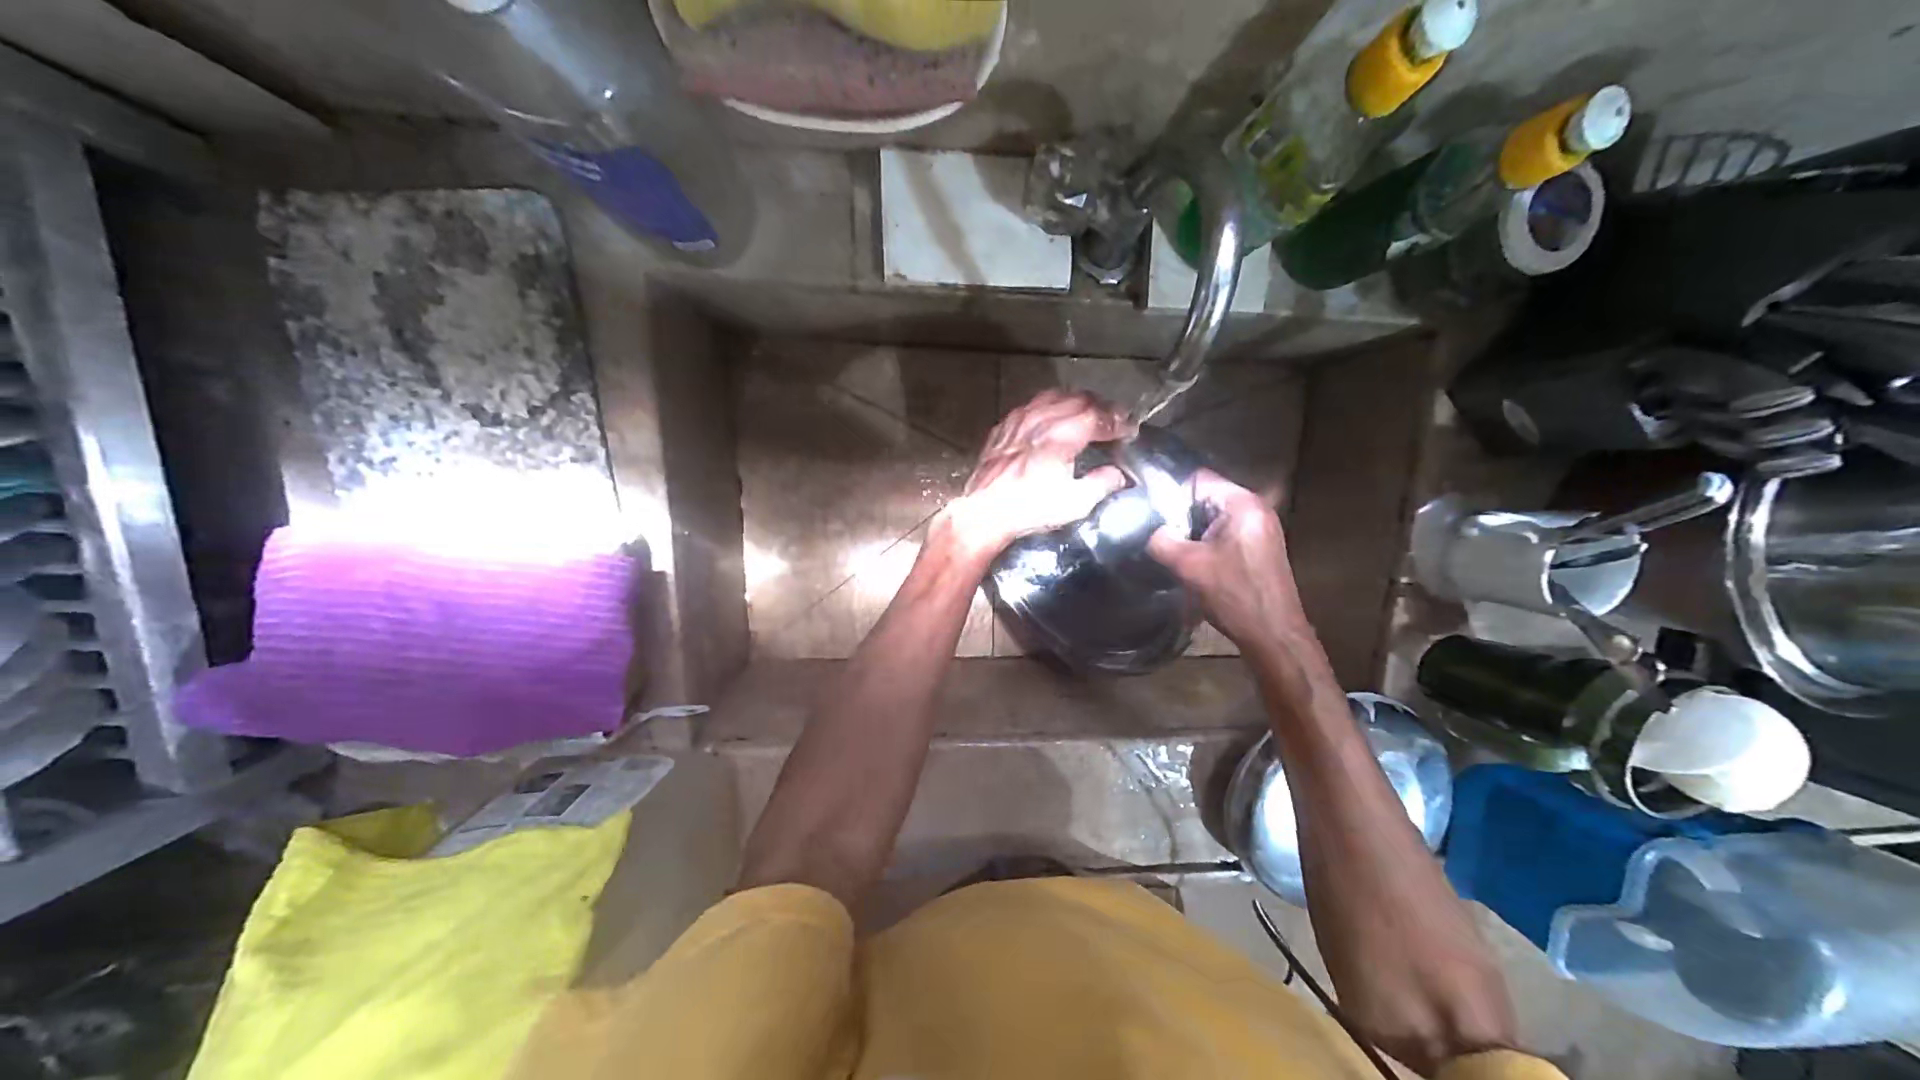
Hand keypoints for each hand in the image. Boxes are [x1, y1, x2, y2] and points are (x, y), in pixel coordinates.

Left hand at [941, 390, 1131, 559]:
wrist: (985, 513)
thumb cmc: (1028, 509)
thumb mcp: (1074, 503)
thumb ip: (1101, 484)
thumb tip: (1117, 474)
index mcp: (1062, 436)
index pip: (1099, 415)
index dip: (1118, 420)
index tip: (1128, 430)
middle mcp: (1041, 420)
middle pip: (1079, 398)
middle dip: (1101, 407)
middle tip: (1112, 421)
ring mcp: (1019, 420)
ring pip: (1053, 396)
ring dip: (1075, 402)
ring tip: (1085, 415)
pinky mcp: (1004, 428)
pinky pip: (1030, 406)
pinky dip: (1048, 408)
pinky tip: (1050, 420)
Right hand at [1146, 469, 1312, 653]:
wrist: (1272, 634)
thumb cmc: (1233, 595)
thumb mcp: (1187, 565)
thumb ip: (1161, 539)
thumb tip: (1149, 529)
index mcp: (1243, 504)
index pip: (1198, 478)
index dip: (1170, 492)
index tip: (1151, 513)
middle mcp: (1256, 509)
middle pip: (1205, 497)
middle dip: (1180, 515)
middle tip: (1159, 535)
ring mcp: (1260, 528)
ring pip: (1212, 517)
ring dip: (1191, 532)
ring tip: (1174, 552)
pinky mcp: (1258, 547)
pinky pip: (1224, 533)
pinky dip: (1206, 544)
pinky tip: (1194, 564)